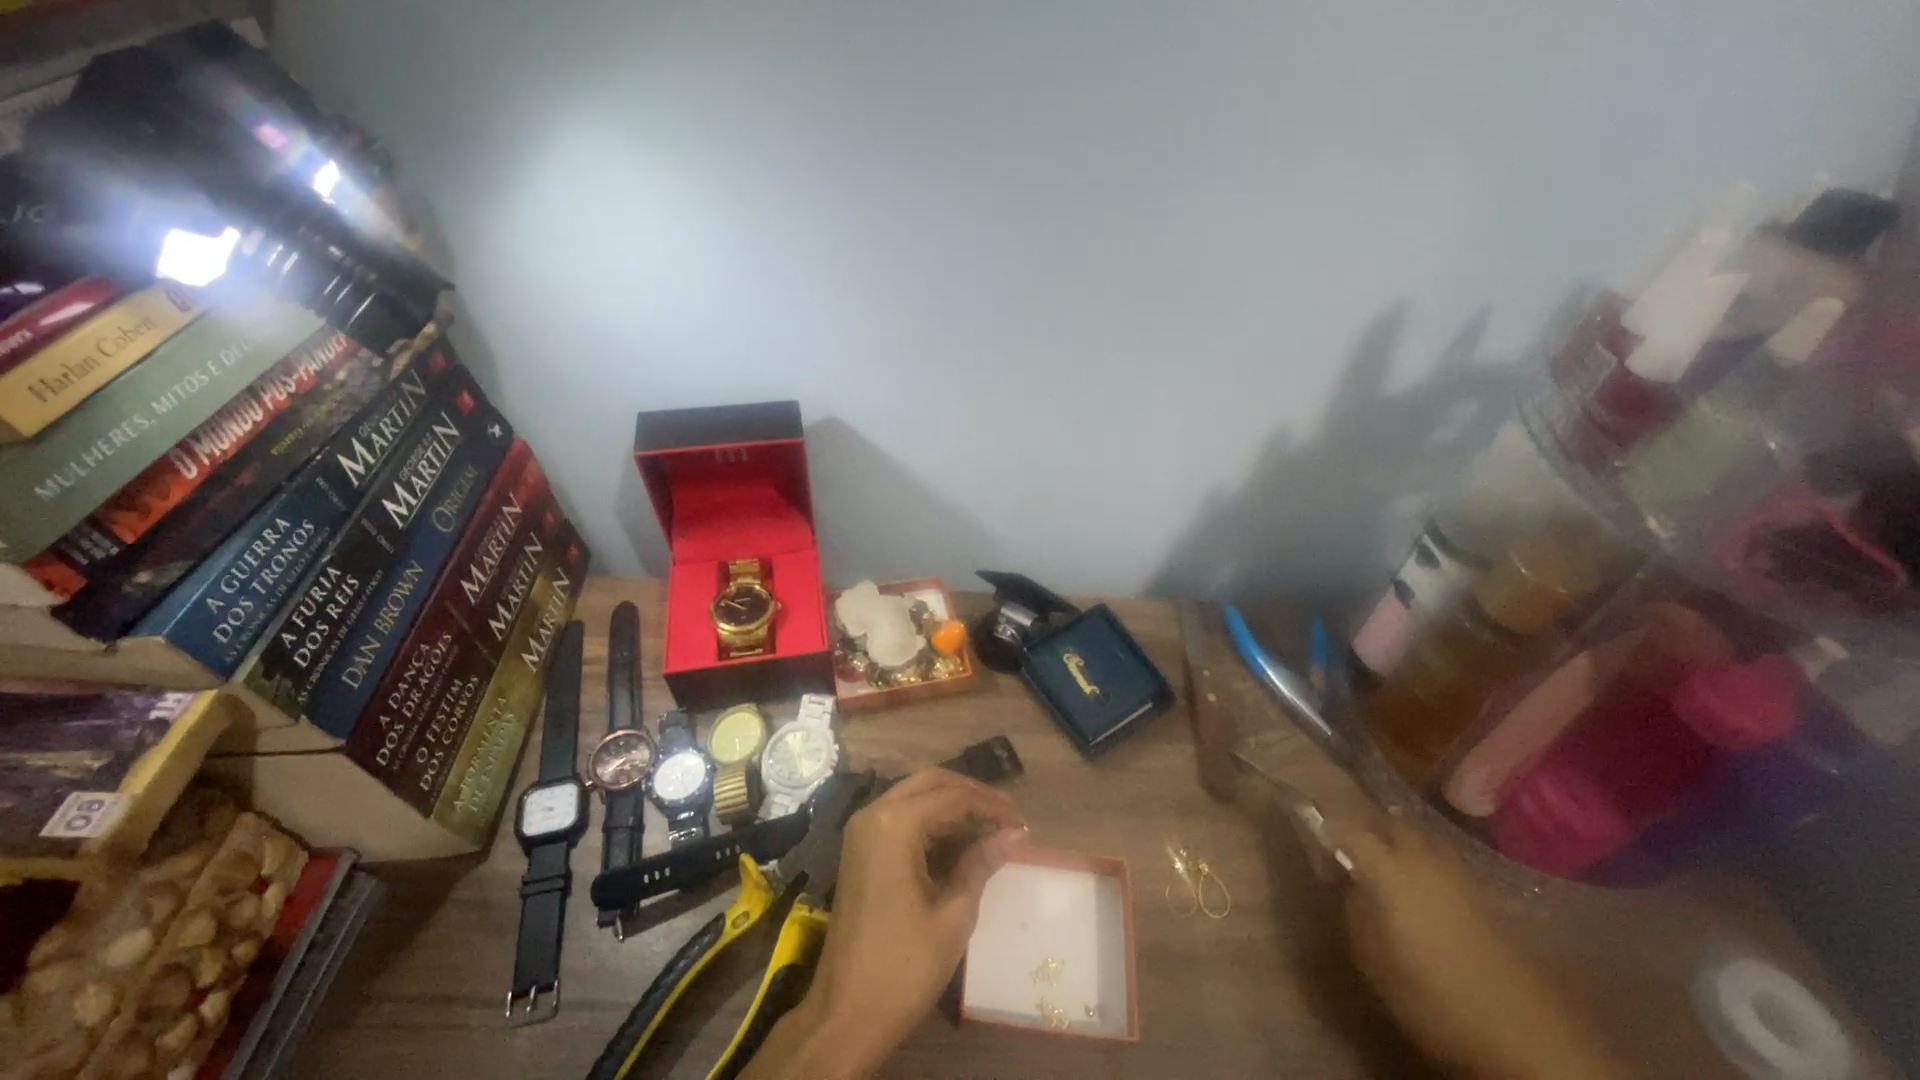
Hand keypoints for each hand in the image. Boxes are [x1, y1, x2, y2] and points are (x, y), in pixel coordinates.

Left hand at [741, 769, 1026, 1079]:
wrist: (846, 1013)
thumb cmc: (904, 966)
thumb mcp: (954, 913)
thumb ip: (981, 863)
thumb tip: (1015, 832)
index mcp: (894, 824)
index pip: (953, 796)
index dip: (992, 806)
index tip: (1025, 824)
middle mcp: (873, 814)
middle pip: (931, 783)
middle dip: (972, 795)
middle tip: (1009, 819)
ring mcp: (862, 832)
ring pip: (915, 797)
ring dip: (952, 807)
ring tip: (992, 831)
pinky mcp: (860, 851)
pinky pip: (900, 819)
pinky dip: (932, 824)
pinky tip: (961, 845)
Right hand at [1339, 815, 1627, 1079]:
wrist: (1517, 1024)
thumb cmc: (1428, 990)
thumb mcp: (1370, 956)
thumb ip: (1354, 909)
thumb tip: (1352, 885)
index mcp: (1388, 866)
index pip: (1345, 826)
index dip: (1323, 830)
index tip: (1315, 855)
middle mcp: (1422, 856)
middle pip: (1386, 821)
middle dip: (1362, 828)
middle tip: (1345, 858)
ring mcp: (1455, 871)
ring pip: (1416, 837)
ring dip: (1394, 844)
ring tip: (1380, 874)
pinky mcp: (1479, 891)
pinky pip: (1437, 860)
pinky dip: (1419, 864)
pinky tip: (1415, 894)